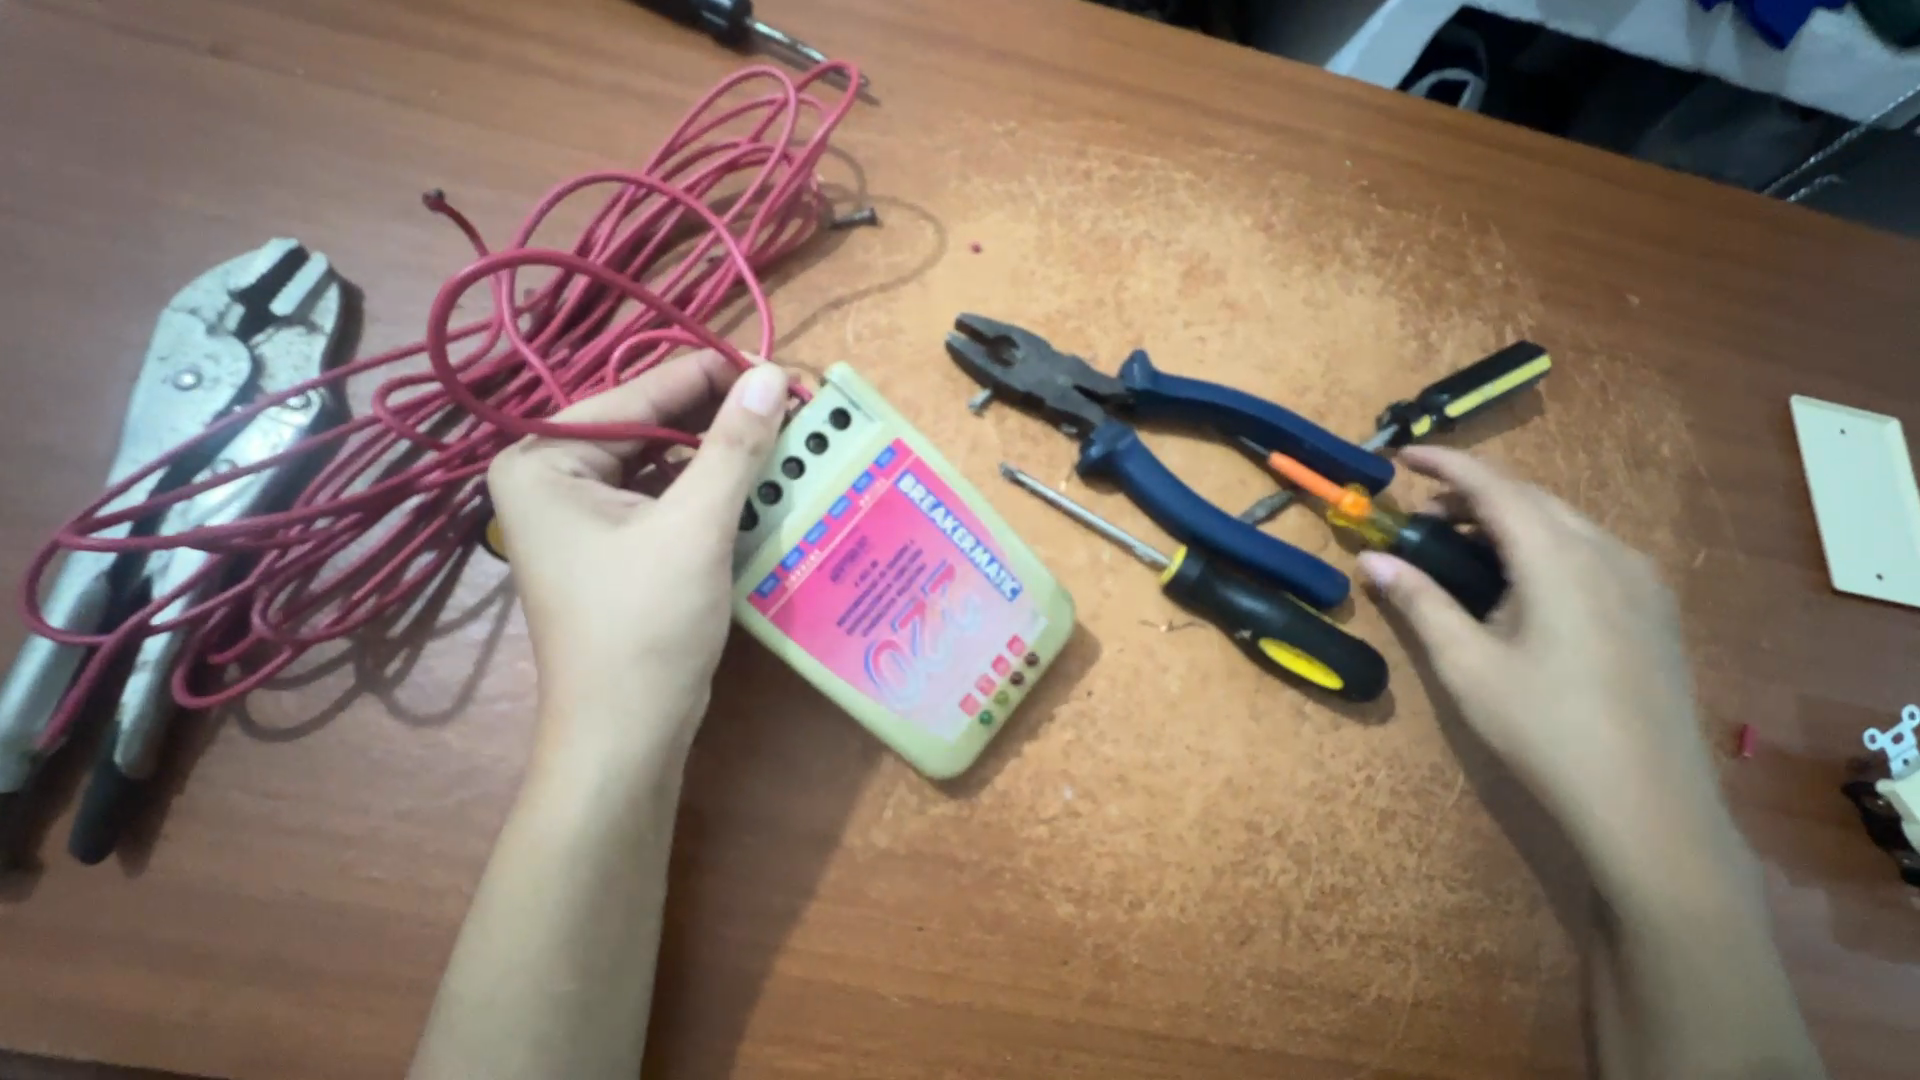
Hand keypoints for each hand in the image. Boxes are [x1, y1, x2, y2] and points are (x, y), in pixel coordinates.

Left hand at [485, 351, 788, 777]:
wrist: (626, 735)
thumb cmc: (646, 627)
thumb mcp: (694, 528)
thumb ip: (732, 446)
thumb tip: (770, 373)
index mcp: (544, 459)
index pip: (640, 395)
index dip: (713, 377)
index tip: (780, 367)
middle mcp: (553, 476)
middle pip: (652, 426)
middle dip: (722, 419)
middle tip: (792, 405)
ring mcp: (583, 514)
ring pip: (665, 463)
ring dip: (723, 455)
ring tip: (785, 437)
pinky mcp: (615, 546)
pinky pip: (668, 498)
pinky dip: (712, 491)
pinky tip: (758, 483)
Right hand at [1357, 447, 1733, 883]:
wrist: (1647, 802)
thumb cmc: (1542, 727)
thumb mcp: (1465, 664)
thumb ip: (1418, 601)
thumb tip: (1370, 559)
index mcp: (1560, 559)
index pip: (1495, 488)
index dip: (1446, 465)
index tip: (1402, 457)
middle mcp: (1608, 554)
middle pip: (1532, 500)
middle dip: (1471, 495)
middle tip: (1417, 515)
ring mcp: (1639, 581)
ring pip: (1563, 524)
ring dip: (1505, 521)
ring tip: (1456, 547)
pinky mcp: (1651, 610)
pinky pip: (1587, 551)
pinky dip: (1539, 545)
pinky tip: (1514, 583)